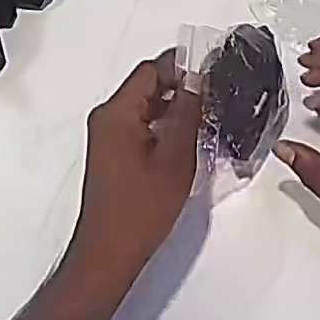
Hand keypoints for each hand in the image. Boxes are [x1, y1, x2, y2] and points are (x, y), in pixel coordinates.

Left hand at [64, 51, 202, 286]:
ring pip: (143, 106)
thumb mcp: (175, 157)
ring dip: (172, 107)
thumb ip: (187, 113)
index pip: (149, 71)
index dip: (180, 67)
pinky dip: (161, 125)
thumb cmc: (142, 208)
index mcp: (117, 112)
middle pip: (145, 86)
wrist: (109, 253)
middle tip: (213, 96)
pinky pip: (138, 124)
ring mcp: (106, 134)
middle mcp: (106, 116)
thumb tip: (196, 80)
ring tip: (206, 117)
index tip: (209, 72)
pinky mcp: (111, 151)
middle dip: (179, 87)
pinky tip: (186, 138)